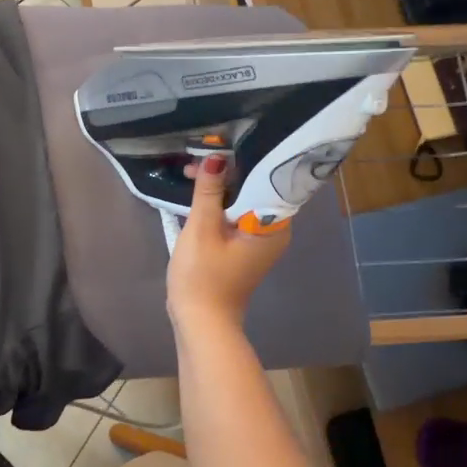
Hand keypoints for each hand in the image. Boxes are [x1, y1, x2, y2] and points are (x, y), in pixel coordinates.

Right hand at [166, 156, 290, 328]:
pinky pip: (237, 216)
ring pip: (244, 202)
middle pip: (255, 190)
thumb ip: (208, 191)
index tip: (216, 147)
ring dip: (220, 187)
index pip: (267, 180)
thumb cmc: (202, 275)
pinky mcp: (245, 247)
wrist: (200, 319)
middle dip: (227, 173)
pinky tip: (198, 196)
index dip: (242, 161)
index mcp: (273, 226)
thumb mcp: (201, 229)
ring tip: (191, 175)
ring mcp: (260, 240)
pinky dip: (220, 204)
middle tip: (195, 162)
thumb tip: (214, 156)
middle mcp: (275, 230)